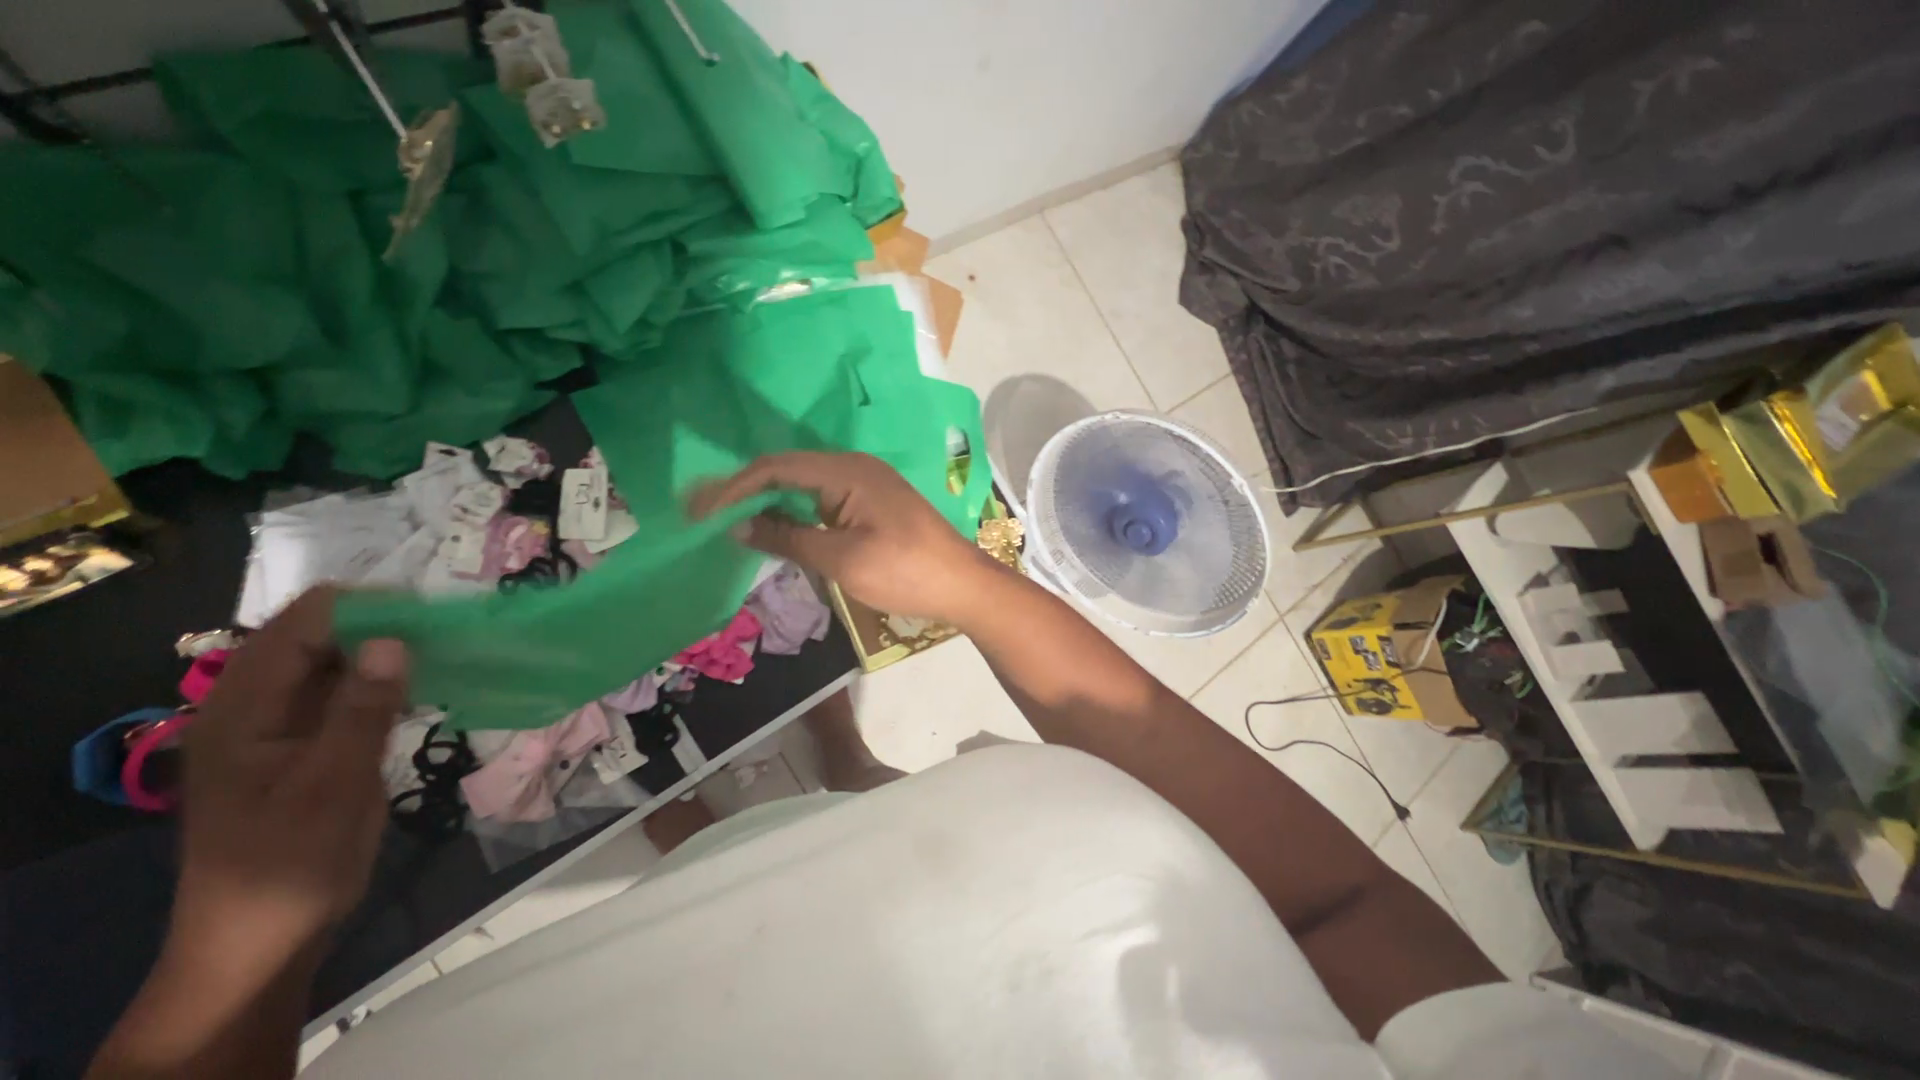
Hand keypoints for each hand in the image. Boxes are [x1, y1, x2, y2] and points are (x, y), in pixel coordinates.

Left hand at [171, 587, 408, 970]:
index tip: (431, 615)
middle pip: (313, 636)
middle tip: (445, 634)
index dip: (364, 609)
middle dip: (378, 625)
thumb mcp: (333, 787)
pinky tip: (416, 689)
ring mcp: (273, 728)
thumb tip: (394, 638)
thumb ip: (362, 709)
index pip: (300, 624)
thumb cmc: (290, 866)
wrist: (258, 945)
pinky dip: (376, 684)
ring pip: (328, 664)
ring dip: (381, 653)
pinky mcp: (298, 749)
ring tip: (441, 652)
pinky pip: (337, 696)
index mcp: (240, 708)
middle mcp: (251, 706)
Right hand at [690, 451, 999, 625]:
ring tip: (728, 520)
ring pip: (803, 483)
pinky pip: (821, 497)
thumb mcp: (840, 559)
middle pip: (786, 469)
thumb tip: (738, 526)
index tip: (702, 512)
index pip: (776, 467)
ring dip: (767, 500)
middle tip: (705, 513)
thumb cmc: (904, 572)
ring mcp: (865, 483)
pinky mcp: (871, 502)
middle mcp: (853, 467)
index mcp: (846, 471)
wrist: (963, 585)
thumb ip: (788, 538)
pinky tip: (774, 528)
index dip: (735, 488)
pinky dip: (792, 511)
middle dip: (745, 490)